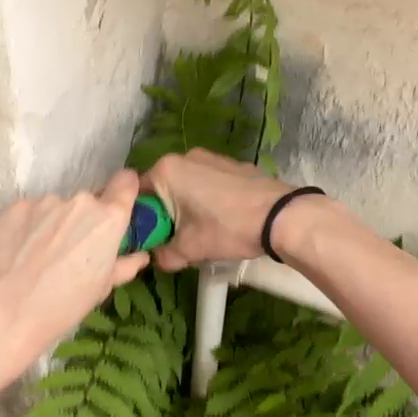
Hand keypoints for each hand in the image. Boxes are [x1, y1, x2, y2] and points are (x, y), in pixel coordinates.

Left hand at [0, 169, 151, 356]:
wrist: (10, 308)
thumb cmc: (66, 303)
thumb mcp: (102, 288)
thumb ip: (124, 265)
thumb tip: (140, 256)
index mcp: (109, 218)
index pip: (126, 183)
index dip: (123, 191)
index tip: (117, 205)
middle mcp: (80, 201)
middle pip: (86, 203)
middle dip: (81, 221)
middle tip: (68, 252)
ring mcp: (45, 201)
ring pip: (54, 208)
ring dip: (51, 225)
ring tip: (37, 257)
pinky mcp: (15, 207)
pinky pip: (27, 214)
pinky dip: (26, 229)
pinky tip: (16, 254)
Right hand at [140, 149, 296, 269]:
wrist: (281, 216)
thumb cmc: (227, 228)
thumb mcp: (190, 249)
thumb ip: (164, 255)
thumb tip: (157, 260)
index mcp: (166, 171)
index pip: (136, 195)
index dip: (138, 220)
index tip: (146, 240)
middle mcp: (185, 156)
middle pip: (161, 189)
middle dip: (164, 214)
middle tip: (171, 240)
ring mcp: (212, 157)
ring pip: (186, 186)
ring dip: (186, 207)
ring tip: (199, 231)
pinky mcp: (233, 165)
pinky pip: (208, 183)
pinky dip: (207, 199)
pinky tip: (220, 220)